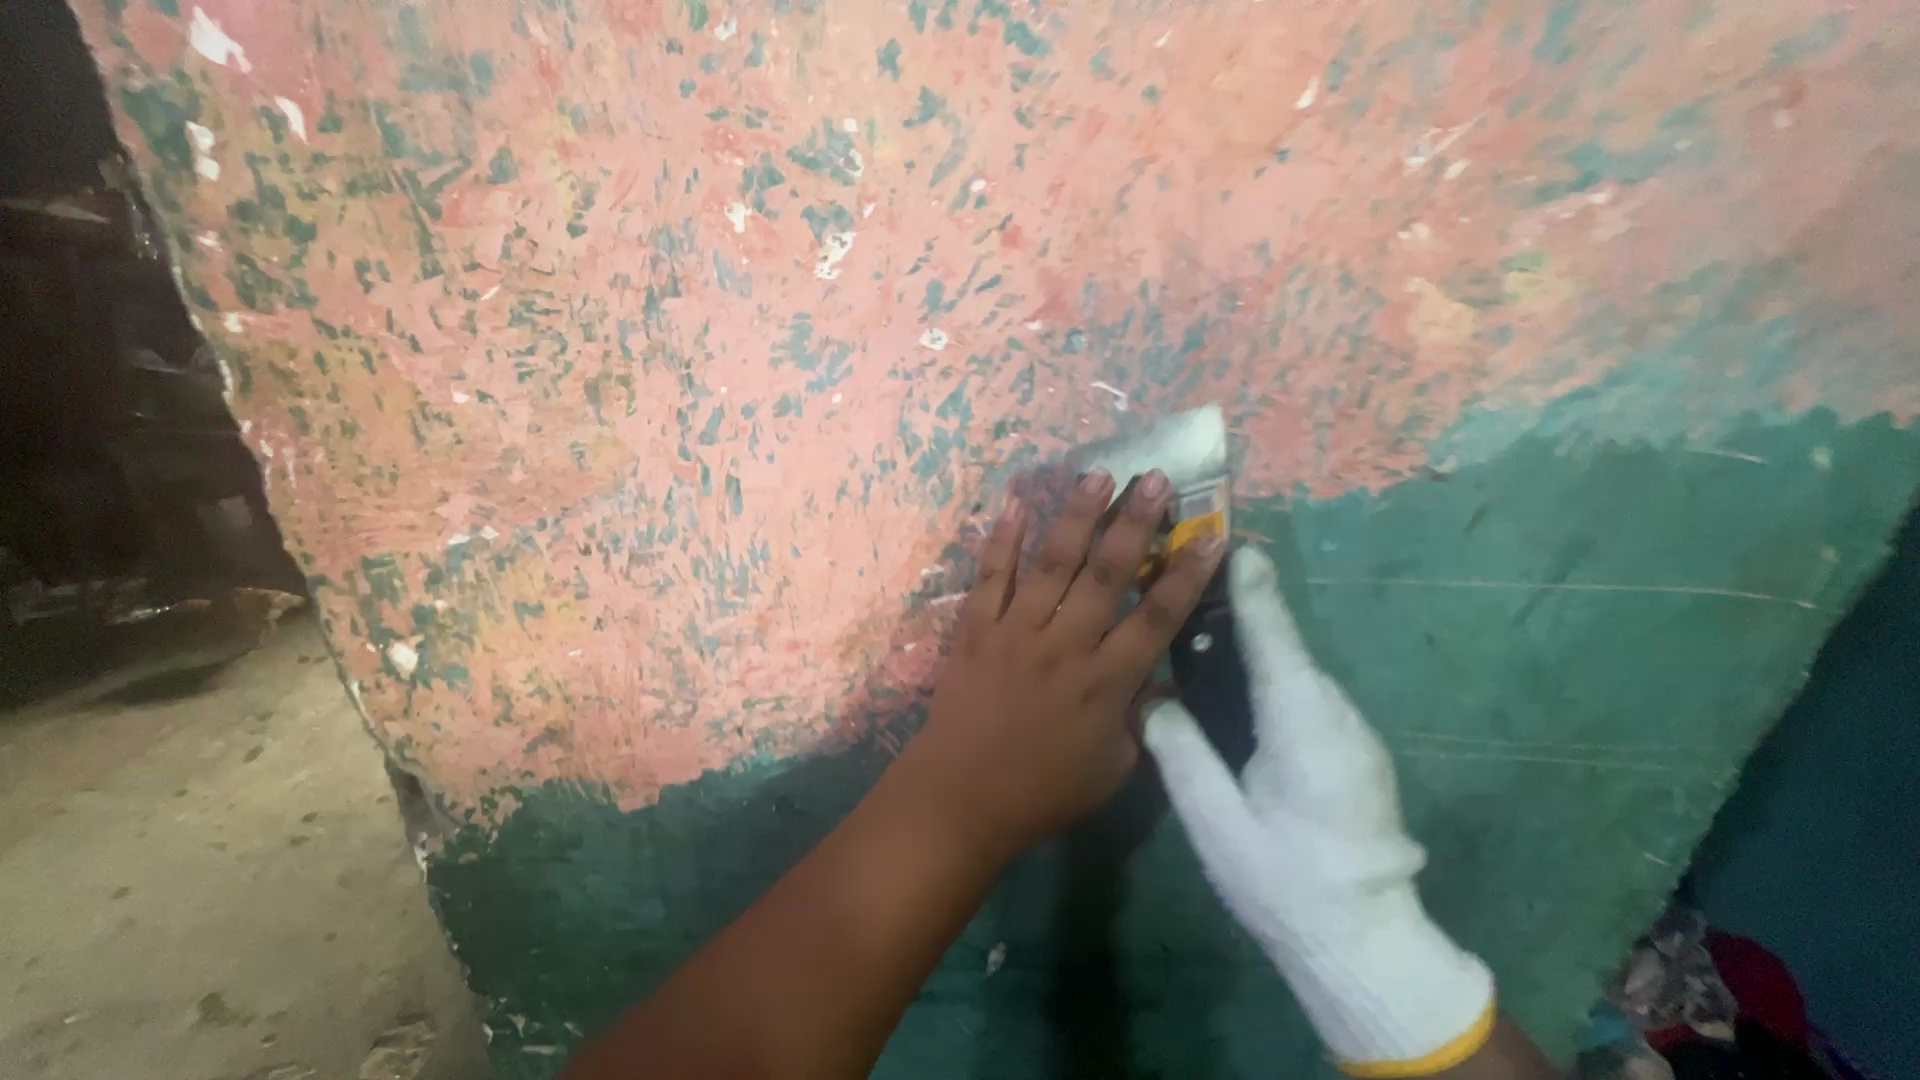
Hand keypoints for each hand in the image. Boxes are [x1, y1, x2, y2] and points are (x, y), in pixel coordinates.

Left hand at [909, 467, 1225, 857]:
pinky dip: (1001, 540)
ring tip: (1098, 475)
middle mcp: (1065, 645)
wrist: (962, 798)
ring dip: (1076, 517)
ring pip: (1051, 564)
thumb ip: (1140, 720)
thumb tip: (1158, 682)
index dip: (1186, 576)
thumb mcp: (1113, 768)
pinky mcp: (976, 630)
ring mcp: (1016, 632)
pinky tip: (1014, 504)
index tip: (1210, 537)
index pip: (1156, 618)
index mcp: (1105, 683)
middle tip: (1155, 479)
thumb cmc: (1043, 791)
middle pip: (1107, 574)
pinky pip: (990, 577)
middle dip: (1134, 523)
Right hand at [1143, 547, 1495, 1075]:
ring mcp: (1350, 731)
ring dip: (1253, 642)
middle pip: (1284, 648)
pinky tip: (1231, 685)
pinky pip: (1302, 694)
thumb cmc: (1282, 880)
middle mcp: (1335, 714)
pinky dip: (1267, 674)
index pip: (1272, 639)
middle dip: (1241, 610)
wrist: (1362, 940)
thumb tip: (1149, 696)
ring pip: (1294, 671)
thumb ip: (1179, 749)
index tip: (1231, 545)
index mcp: (1302, 724)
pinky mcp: (1350, 749)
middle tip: (1185, 582)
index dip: (1250, 590)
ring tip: (1197, 626)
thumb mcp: (1214, 821)